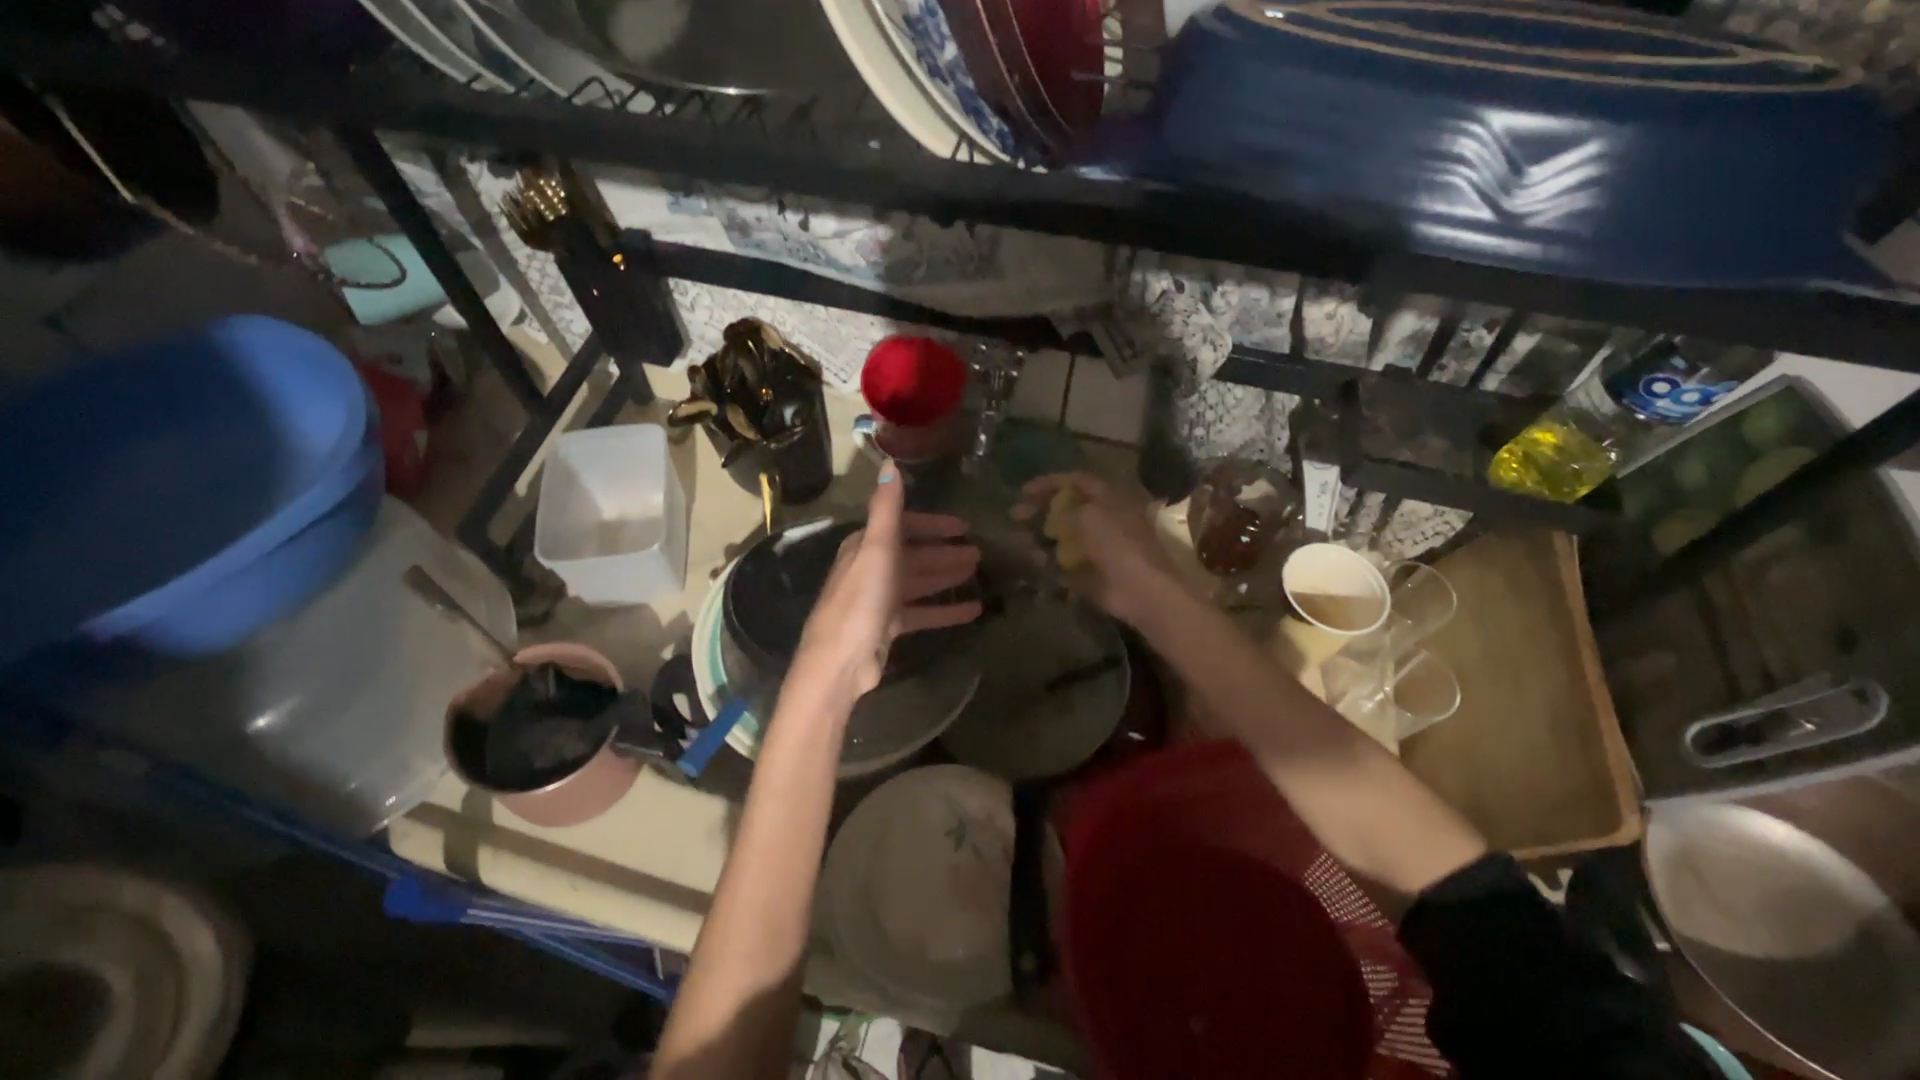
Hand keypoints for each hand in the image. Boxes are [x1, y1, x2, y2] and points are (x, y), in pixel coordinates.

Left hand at [791, 462, 984, 702]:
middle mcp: (871, 569)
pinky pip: (922, 613)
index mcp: (865, 547)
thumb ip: (886, 509)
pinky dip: (945, 610)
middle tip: (979, 553)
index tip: (963, 526)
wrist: (840, 661)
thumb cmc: (861, 600)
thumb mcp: (876, 549)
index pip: (902, 526)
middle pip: (913, 555)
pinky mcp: (887, 628)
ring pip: (919, 582)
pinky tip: (973, 610)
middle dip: (944, 552)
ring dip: (946, 577)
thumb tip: (889, 463)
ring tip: (978, 574)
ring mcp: (879, 600)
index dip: (932, 524)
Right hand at [1014, 472, 1180, 626]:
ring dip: (1040, 536)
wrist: (1142, 589)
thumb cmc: (1118, 544)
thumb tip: (1051, 516)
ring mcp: (1098, 547)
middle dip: (1040, 510)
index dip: (1050, 482)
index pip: (1077, 481)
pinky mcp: (1092, 572)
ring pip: (1063, 537)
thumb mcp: (1088, 516)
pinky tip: (1034, 561)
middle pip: (1067, 509)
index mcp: (1109, 498)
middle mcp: (1104, 519)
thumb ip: (1065, 510)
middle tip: (1015, 515)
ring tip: (1019, 539)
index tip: (1024, 490)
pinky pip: (1065, 563)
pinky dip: (1049, 561)